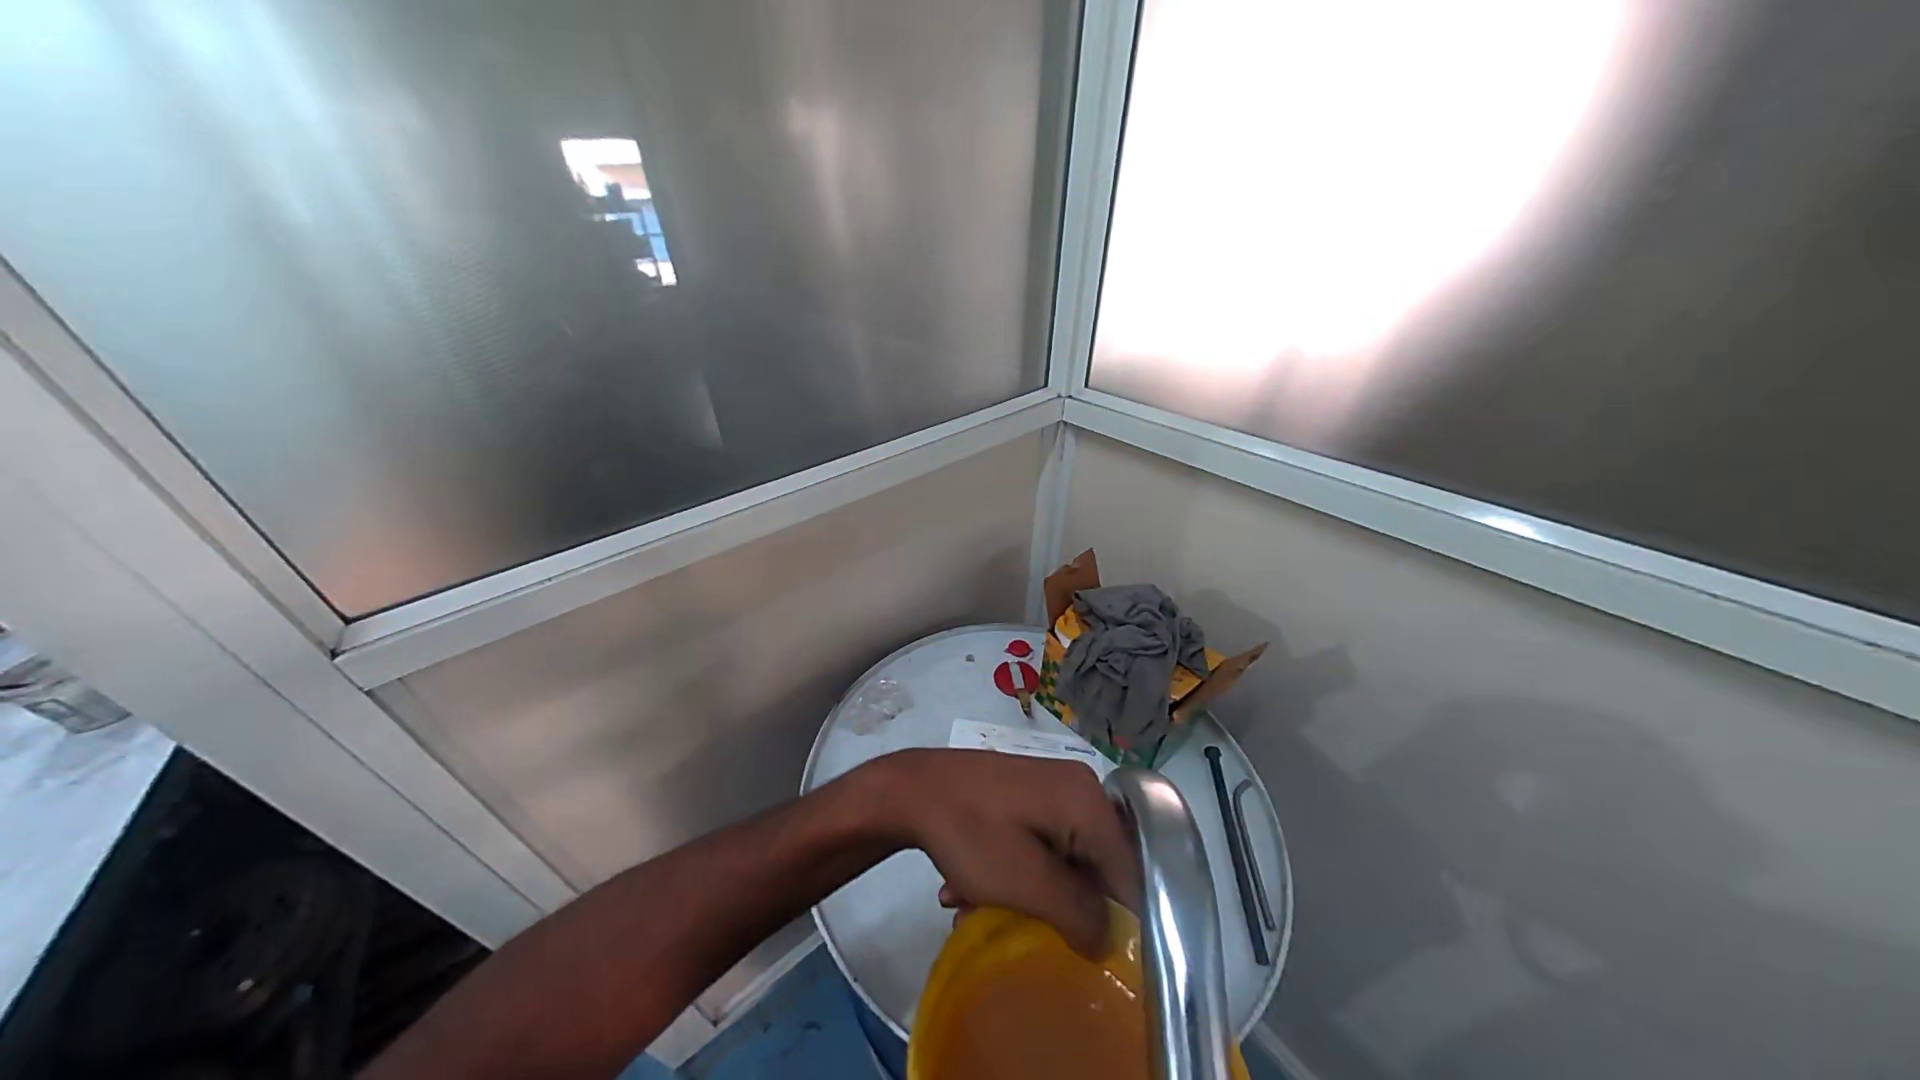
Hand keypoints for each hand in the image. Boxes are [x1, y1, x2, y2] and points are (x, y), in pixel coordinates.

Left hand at [862, 748, 1137, 956]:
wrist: (910, 787)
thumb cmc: (971, 833)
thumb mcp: (1027, 884)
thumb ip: (1080, 915)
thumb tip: (1110, 942)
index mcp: (1091, 804)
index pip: (1130, 873)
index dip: (1118, 920)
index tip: (1089, 952)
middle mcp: (1080, 789)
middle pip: (1094, 867)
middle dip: (1060, 906)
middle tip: (1022, 929)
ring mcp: (1051, 789)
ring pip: (1060, 859)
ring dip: (1026, 893)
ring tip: (976, 909)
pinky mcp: (1025, 795)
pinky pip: (1036, 843)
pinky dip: (1012, 871)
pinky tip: (968, 889)